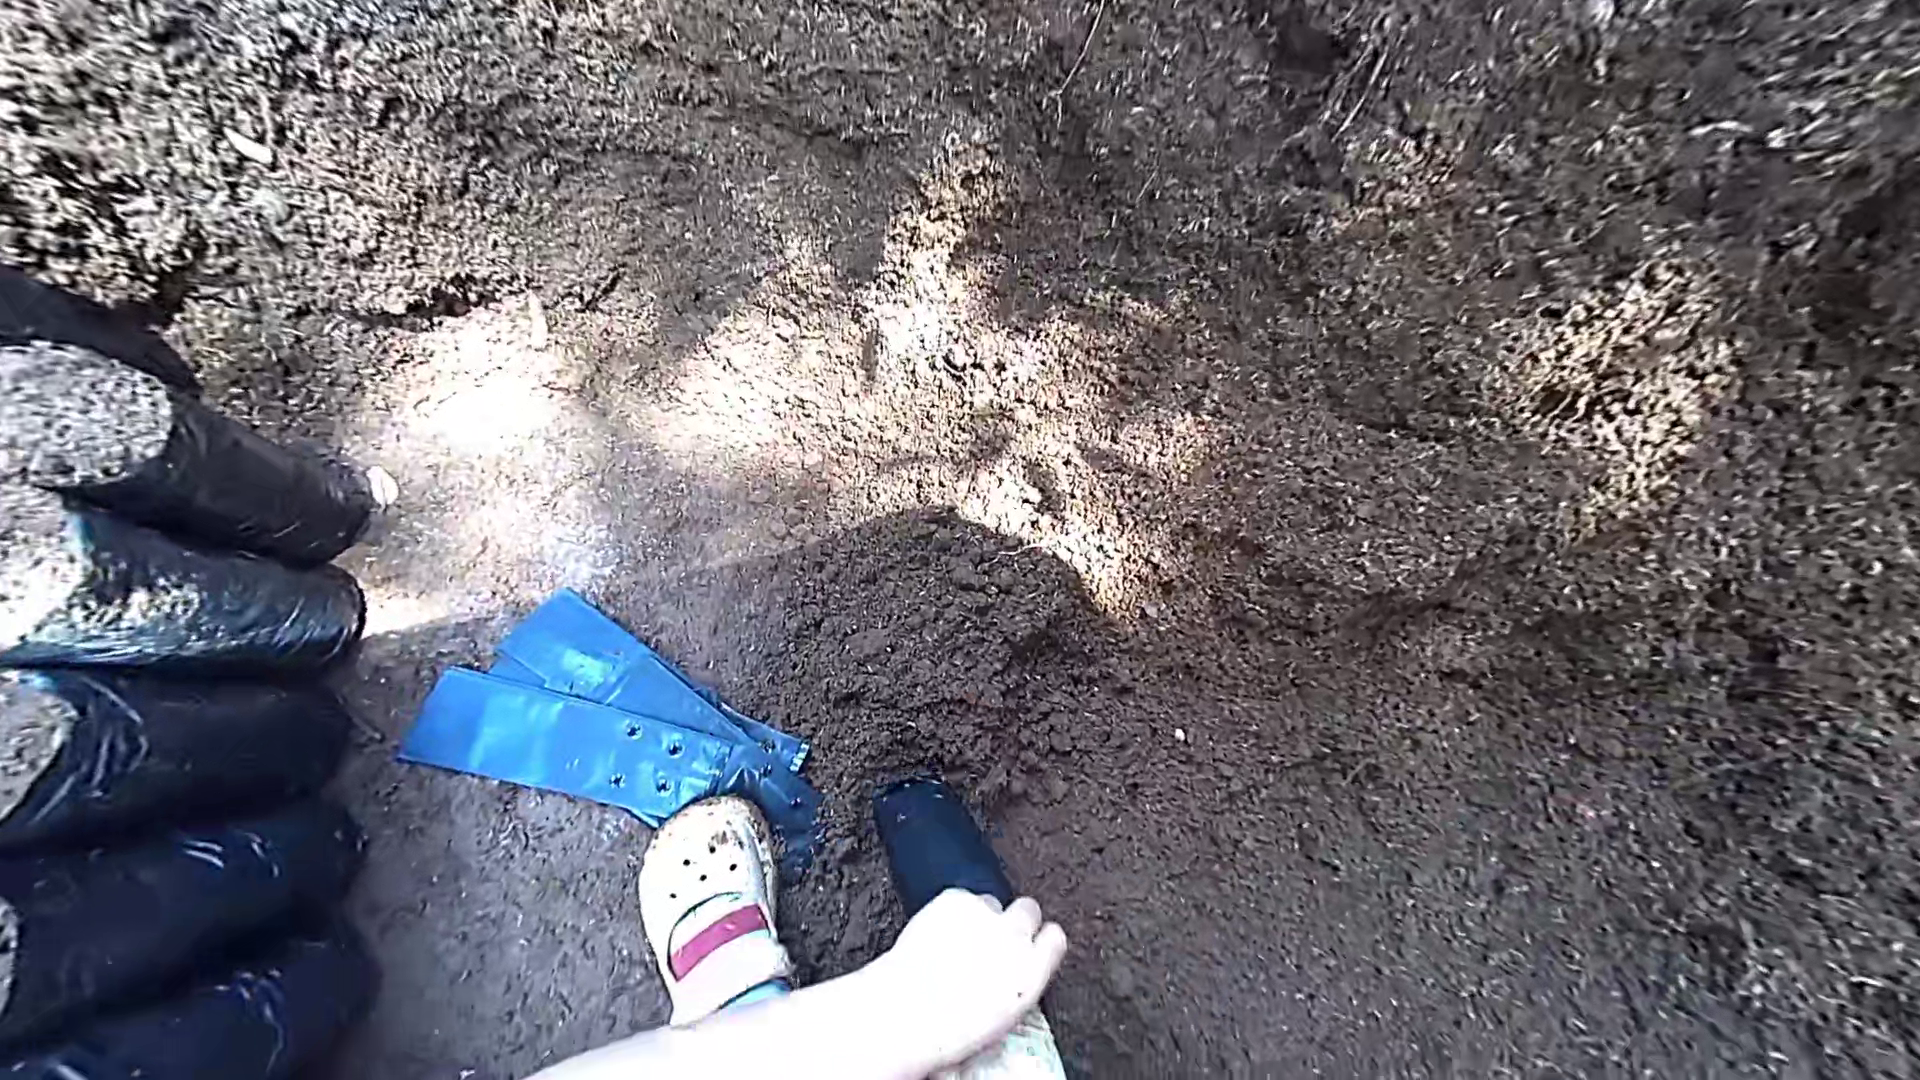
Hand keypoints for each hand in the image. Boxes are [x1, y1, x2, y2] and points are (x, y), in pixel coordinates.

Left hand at [865, 890, 1068, 1074]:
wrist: (907, 1010)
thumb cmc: (949, 1030)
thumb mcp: (1003, 1017)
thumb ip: (1019, 981)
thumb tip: (1015, 973)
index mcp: (1031, 972)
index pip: (1056, 938)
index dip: (1043, 940)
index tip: (1035, 944)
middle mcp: (1013, 936)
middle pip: (1029, 909)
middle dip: (1016, 920)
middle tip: (997, 938)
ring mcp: (984, 912)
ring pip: (992, 901)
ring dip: (981, 916)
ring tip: (960, 942)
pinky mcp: (955, 897)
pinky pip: (961, 897)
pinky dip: (953, 910)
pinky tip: (941, 935)